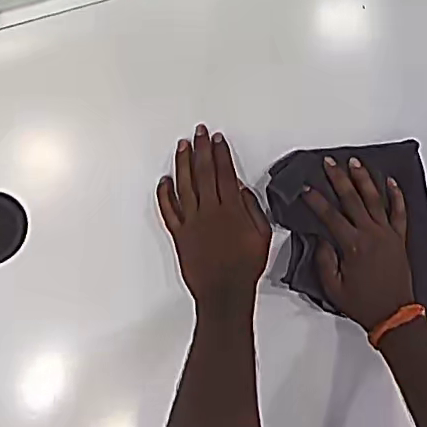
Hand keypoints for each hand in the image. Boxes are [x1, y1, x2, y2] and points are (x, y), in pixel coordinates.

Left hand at [157, 124, 272, 320]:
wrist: (225, 294)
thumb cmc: (245, 268)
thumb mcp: (262, 235)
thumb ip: (252, 209)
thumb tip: (242, 190)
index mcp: (231, 209)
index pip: (225, 172)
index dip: (221, 152)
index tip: (218, 139)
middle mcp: (209, 211)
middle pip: (204, 171)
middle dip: (202, 148)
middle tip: (200, 132)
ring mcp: (192, 221)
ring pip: (184, 184)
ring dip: (183, 162)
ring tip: (182, 146)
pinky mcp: (179, 233)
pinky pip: (169, 210)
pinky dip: (164, 194)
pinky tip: (164, 181)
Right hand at [305, 156, 414, 331]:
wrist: (395, 316)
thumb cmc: (364, 304)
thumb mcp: (333, 287)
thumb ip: (324, 261)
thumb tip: (321, 240)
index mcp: (353, 246)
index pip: (330, 215)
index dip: (316, 200)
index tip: (306, 189)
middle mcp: (371, 235)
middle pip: (352, 199)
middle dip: (338, 178)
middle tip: (329, 163)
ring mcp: (387, 234)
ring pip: (375, 199)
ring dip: (364, 179)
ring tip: (355, 163)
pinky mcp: (399, 238)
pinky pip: (399, 212)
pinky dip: (396, 196)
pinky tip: (391, 182)